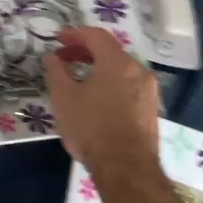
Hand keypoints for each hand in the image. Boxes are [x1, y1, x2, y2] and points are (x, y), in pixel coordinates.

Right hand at [45, 27, 161, 179]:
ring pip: (120, 70)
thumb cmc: (91, 127)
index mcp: (117, 62)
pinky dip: (110, 84)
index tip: (58, 40)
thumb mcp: (63, 98)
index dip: (75, 34)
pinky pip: (128, 86)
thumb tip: (51, 57)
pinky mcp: (151, 110)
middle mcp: (138, 71)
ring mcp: (148, 91)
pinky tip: (96, 100)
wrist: (126, 168)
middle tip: (64, 59)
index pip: (96, 36)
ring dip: (98, 69)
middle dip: (85, 52)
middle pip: (110, 52)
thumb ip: (55, 71)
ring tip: (78, 81)